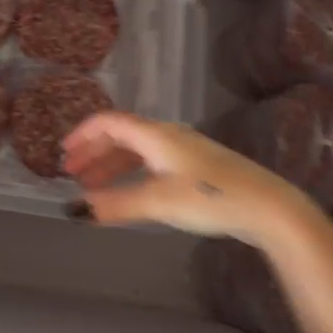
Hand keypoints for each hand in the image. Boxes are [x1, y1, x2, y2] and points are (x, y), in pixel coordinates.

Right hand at [62, 112, 305, 237]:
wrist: (268, 207)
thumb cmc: (210, 197)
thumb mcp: (158, 201)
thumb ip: (115, 205)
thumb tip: (75, 210)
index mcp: (154, 134)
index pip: (109, 122)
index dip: (83, 135)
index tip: (64, 154)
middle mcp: (167, 135)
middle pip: (121, 136)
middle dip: (94, 153)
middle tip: (73, 175)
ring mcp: (184, 150)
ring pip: (138, 151)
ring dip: (112, 166)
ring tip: (94, 188)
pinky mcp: (198, 167)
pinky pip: (152, 163)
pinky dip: (132, 174)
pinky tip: (130, 193)